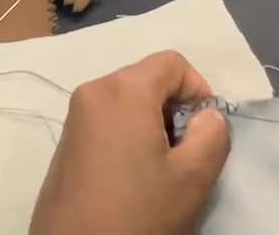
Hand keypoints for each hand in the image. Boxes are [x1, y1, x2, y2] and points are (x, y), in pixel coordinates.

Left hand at [29, 50, 231, 234]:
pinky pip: (108, 119)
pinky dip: (128, 136)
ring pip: (128, 100)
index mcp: (124, 89)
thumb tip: (206, 115)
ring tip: (159, 171)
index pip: (172, 62)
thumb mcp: (191, 180)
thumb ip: (212, 135)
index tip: (204, 131)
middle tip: (184, 155)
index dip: (198, 89)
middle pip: (148, 79)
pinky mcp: (66, 141)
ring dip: (152, 125)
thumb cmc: (136, 216)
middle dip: (174, 110)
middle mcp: (94, 90)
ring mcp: (75, 116)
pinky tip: (133, 178)